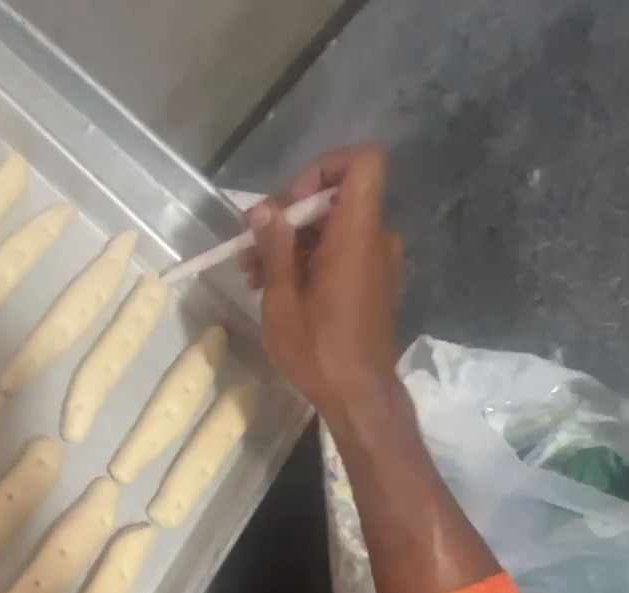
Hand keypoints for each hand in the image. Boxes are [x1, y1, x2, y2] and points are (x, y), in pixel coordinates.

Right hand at [243, 144, 403, 415]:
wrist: (358, 393)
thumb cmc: (317, 349)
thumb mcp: (282, 300)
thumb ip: (274, 248)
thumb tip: (262, 209)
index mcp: (356, 235)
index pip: (362, 162)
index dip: (324, 168)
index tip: (288, 206)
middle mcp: (375, 238)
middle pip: (337, 197)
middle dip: (289, 216)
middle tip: (250, 249)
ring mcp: (378, 260)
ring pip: (334, 228)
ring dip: (292, 242)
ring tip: (254, 275)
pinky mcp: (373, 281)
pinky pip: (342, 252)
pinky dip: (310, 259)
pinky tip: (279, 289)